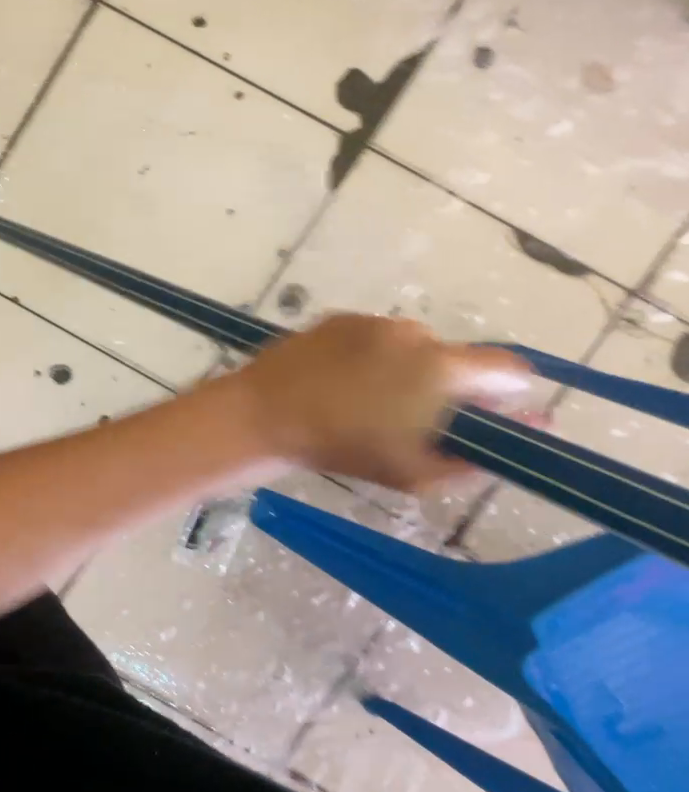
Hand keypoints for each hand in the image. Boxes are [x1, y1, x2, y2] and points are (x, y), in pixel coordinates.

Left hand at [232, 313, 533, 491]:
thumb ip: (482, 454)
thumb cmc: (340, 447)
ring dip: (407, 367)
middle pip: (454, 355)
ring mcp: (367, 321)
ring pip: (411, 344)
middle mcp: (409, 333)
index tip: (491, 412)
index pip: (506, 366)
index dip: (507, 390)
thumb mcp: (418, 471)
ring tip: (373, 398)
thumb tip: (531, 428)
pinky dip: (370, 355)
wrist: (260, 417)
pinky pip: (371, 336)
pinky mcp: (333, 319)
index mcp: (440, 365)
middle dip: (449, 382)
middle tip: (420, 412)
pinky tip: (344, 381)